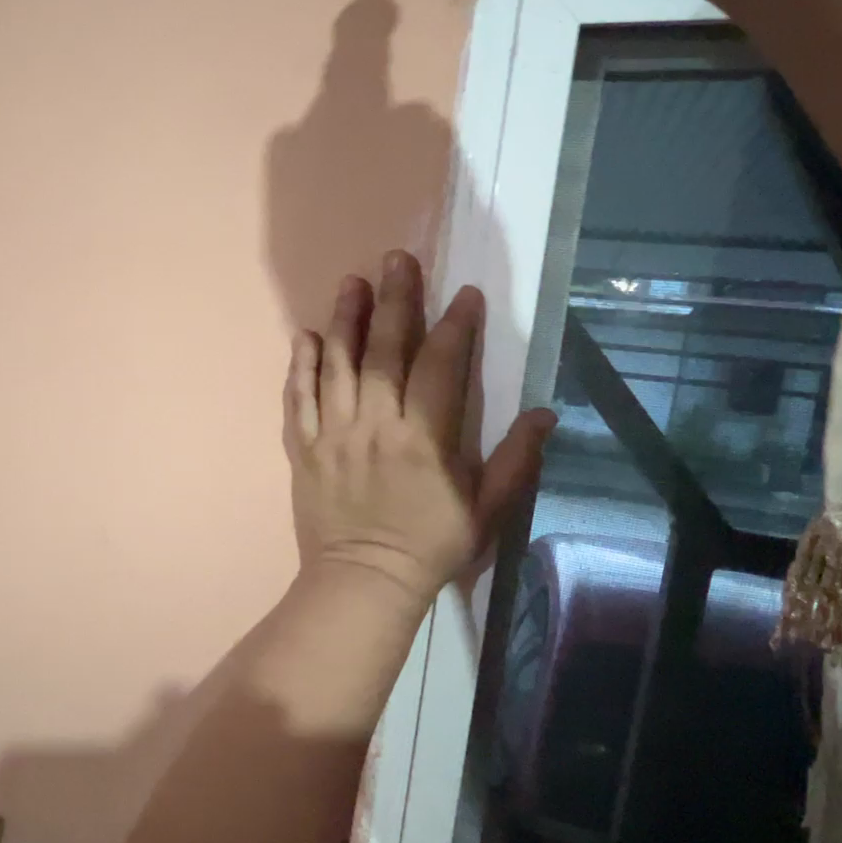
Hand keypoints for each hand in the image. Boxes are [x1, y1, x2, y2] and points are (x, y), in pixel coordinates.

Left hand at [282, 251, 556, 605]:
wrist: (362, 583)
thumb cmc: (430, 548)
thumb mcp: (485, 512)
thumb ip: (515, 461)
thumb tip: (545, 412)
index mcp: (424, 439)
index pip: (440, 367)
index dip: (455, 326)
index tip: (465, 293)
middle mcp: (375, 425)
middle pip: (384, 351)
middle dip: (395, 301)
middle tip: (398, 259)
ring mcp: (332, 435)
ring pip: (337, 364)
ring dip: (345, 320)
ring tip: (353, 283)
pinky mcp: (302, 449)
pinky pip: (296, 399)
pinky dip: (299, 366)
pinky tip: (304, 336)